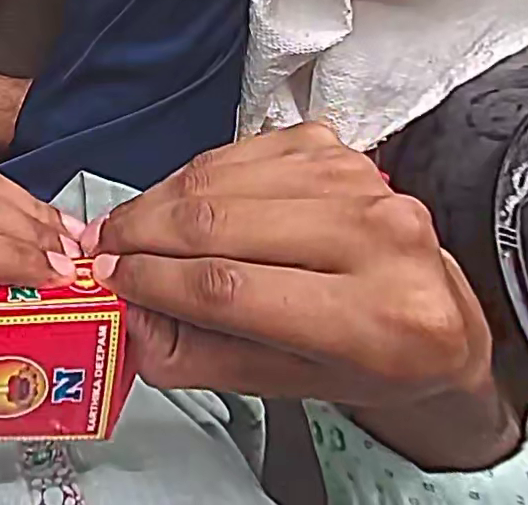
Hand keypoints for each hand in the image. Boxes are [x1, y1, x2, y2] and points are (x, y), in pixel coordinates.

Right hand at [88, 123, 519, 468]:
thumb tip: (125, 313)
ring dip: (156, 201)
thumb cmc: (365, 358)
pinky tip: (173, 202)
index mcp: (383, 319)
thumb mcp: (285, 384)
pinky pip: (229, 154)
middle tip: (102, 245)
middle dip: (141, 232)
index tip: (108, 277)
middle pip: (217, 221)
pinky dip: (187, 178)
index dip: (153, 280)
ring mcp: (352, 175)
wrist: (426, 305)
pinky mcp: (327, 143)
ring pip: (215, 178)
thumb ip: (196, 354)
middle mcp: (379, 234)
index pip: (232, 288)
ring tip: (128, 225)